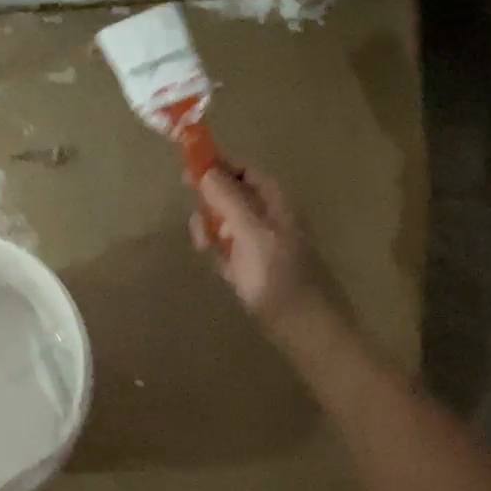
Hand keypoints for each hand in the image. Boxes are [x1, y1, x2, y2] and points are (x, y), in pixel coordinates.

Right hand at [191, 167, 323, 326]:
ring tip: (204, 241)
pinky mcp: (250, 267)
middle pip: (233, 195)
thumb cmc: (277, 275)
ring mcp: (259, 243)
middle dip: (211, 198)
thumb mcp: (250, 231)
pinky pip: (225, 248)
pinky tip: (212, 259)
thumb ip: (228, 199)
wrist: (300, 325)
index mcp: (276, 204)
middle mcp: (268, 219)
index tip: (191, 166)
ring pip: (225, 222)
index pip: (247, 172)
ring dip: (210, 225)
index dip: (221, 166)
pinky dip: (215, 249)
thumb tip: (206, 169)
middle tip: (191, 203)